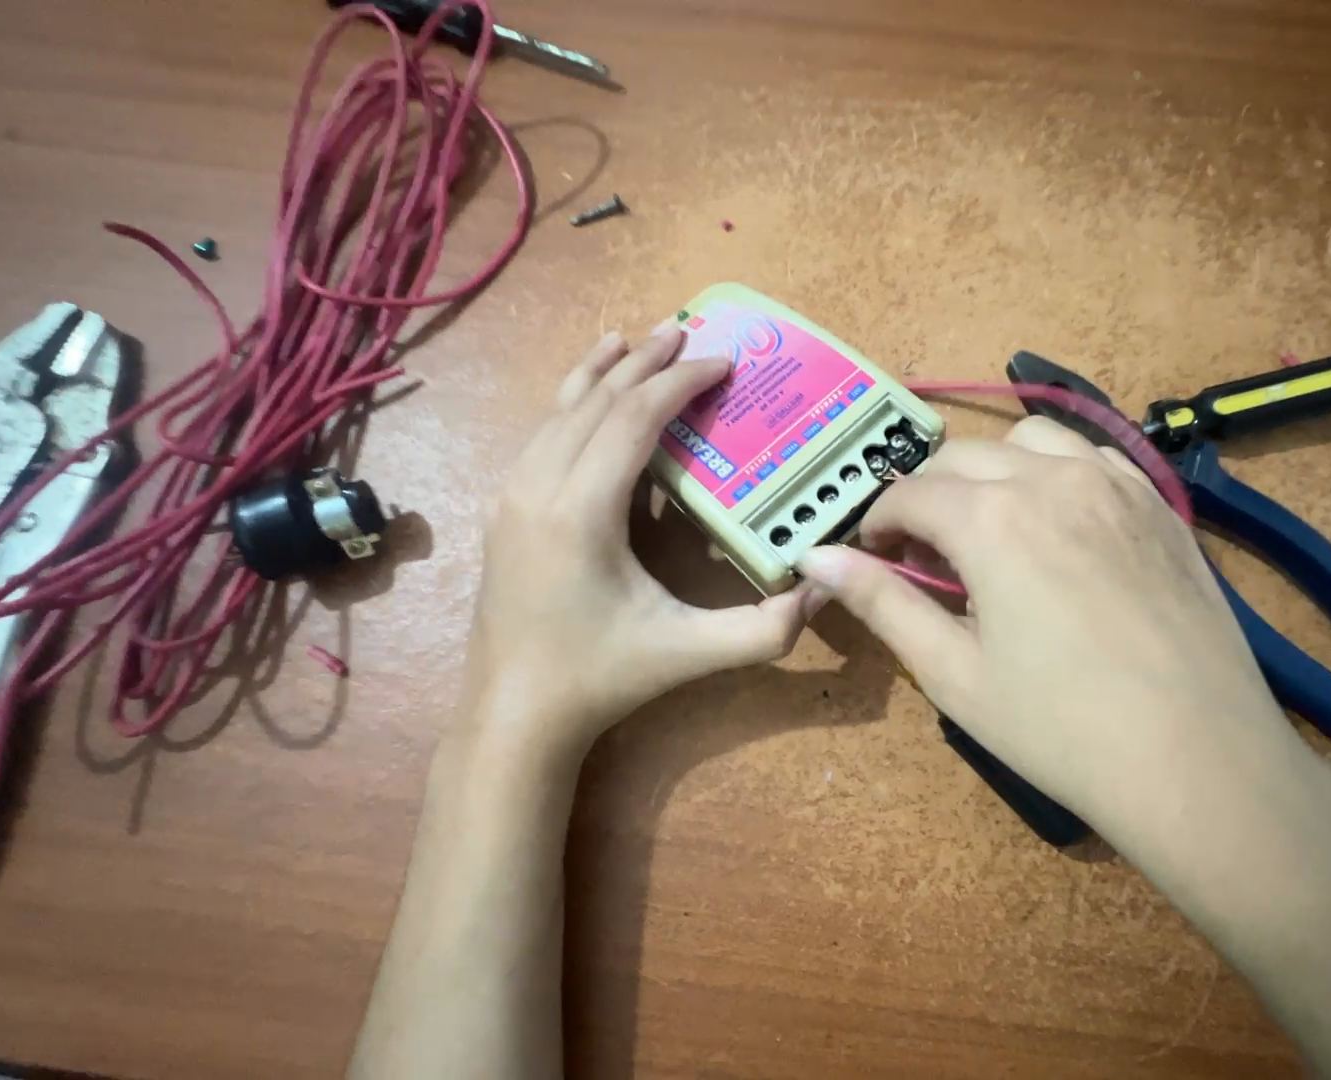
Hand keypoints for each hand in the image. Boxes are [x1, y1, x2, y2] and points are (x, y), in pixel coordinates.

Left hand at [461, 325, 819, 756]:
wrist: (513, 713)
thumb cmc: (602, 677)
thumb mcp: (690, 653)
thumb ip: (765, 628)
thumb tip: (826, 587)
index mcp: (581, 508)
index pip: (634, 418)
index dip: (680, 383)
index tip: (722, 362)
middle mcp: (538, 486)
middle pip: (596, 401)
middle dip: (645, 364)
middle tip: (687, 332)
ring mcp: (512, 495)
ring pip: (559, 411)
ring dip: (602, 373)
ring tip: (635, 341)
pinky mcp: (503, 510)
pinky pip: (541, 435)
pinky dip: (570, 402)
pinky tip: (583, 394)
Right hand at [794, 416, 1285, 830]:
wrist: (1197, 761)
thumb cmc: (1059, 728)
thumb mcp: (952, 672)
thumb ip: (881, 603)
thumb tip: (813, 557)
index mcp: (991, 519)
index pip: (908, 494)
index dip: (877, 524)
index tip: (873, 560)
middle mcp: (1051, 478)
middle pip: (960, 458)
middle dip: (926, 496)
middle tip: (923, 557)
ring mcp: (1115, 484)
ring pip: (1028, 441)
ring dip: (990, 472)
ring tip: (990, 529)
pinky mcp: (1158, 505)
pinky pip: (1092, 456)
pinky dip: (1055, 471)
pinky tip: (1057, 524)